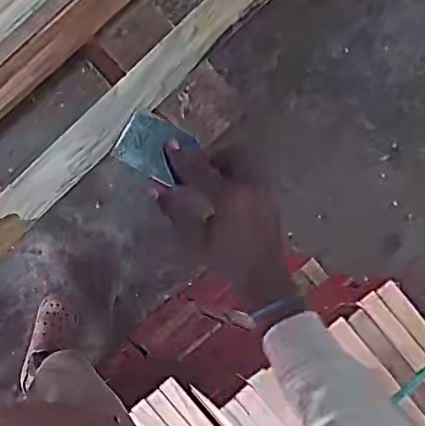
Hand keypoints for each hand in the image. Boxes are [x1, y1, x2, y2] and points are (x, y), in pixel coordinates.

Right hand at [151, 142, 293, 307]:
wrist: (264, 279)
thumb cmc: (226, 262)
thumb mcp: (196, 240)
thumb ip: (176, 210)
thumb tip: (155, 188)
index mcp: (230, 196)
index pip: (201, 171)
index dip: (182, 159)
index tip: (169, 145)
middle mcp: (250, 187)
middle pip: (232, 155)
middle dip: (212, 157)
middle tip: (195, 170)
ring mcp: (264, 191)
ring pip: (244, 164)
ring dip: (224, 167)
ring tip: (209, 184)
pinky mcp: (269, 198)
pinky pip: (251, 176)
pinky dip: (235, 177)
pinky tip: (224, 197)